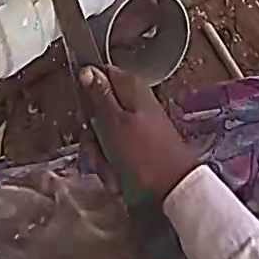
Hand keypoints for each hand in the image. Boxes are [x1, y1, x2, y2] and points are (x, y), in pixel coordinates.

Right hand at [79, 65, 197, 200]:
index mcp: (130, 86)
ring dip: (102, 155)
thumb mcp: (113, 123)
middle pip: (98, 109)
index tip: (84, 114)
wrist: (174, 189)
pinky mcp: (141, 144)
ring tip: (110, 169)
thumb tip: (86, 69)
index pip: (99, 75)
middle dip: (93, 135)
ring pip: (104, 134)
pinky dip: (113, 165)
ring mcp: (138, 123)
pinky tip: (118, 178)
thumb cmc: (142, 154)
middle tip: (97, 150)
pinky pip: (116, 150)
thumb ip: (99, 95)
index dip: (87, 94)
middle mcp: (135, 100)